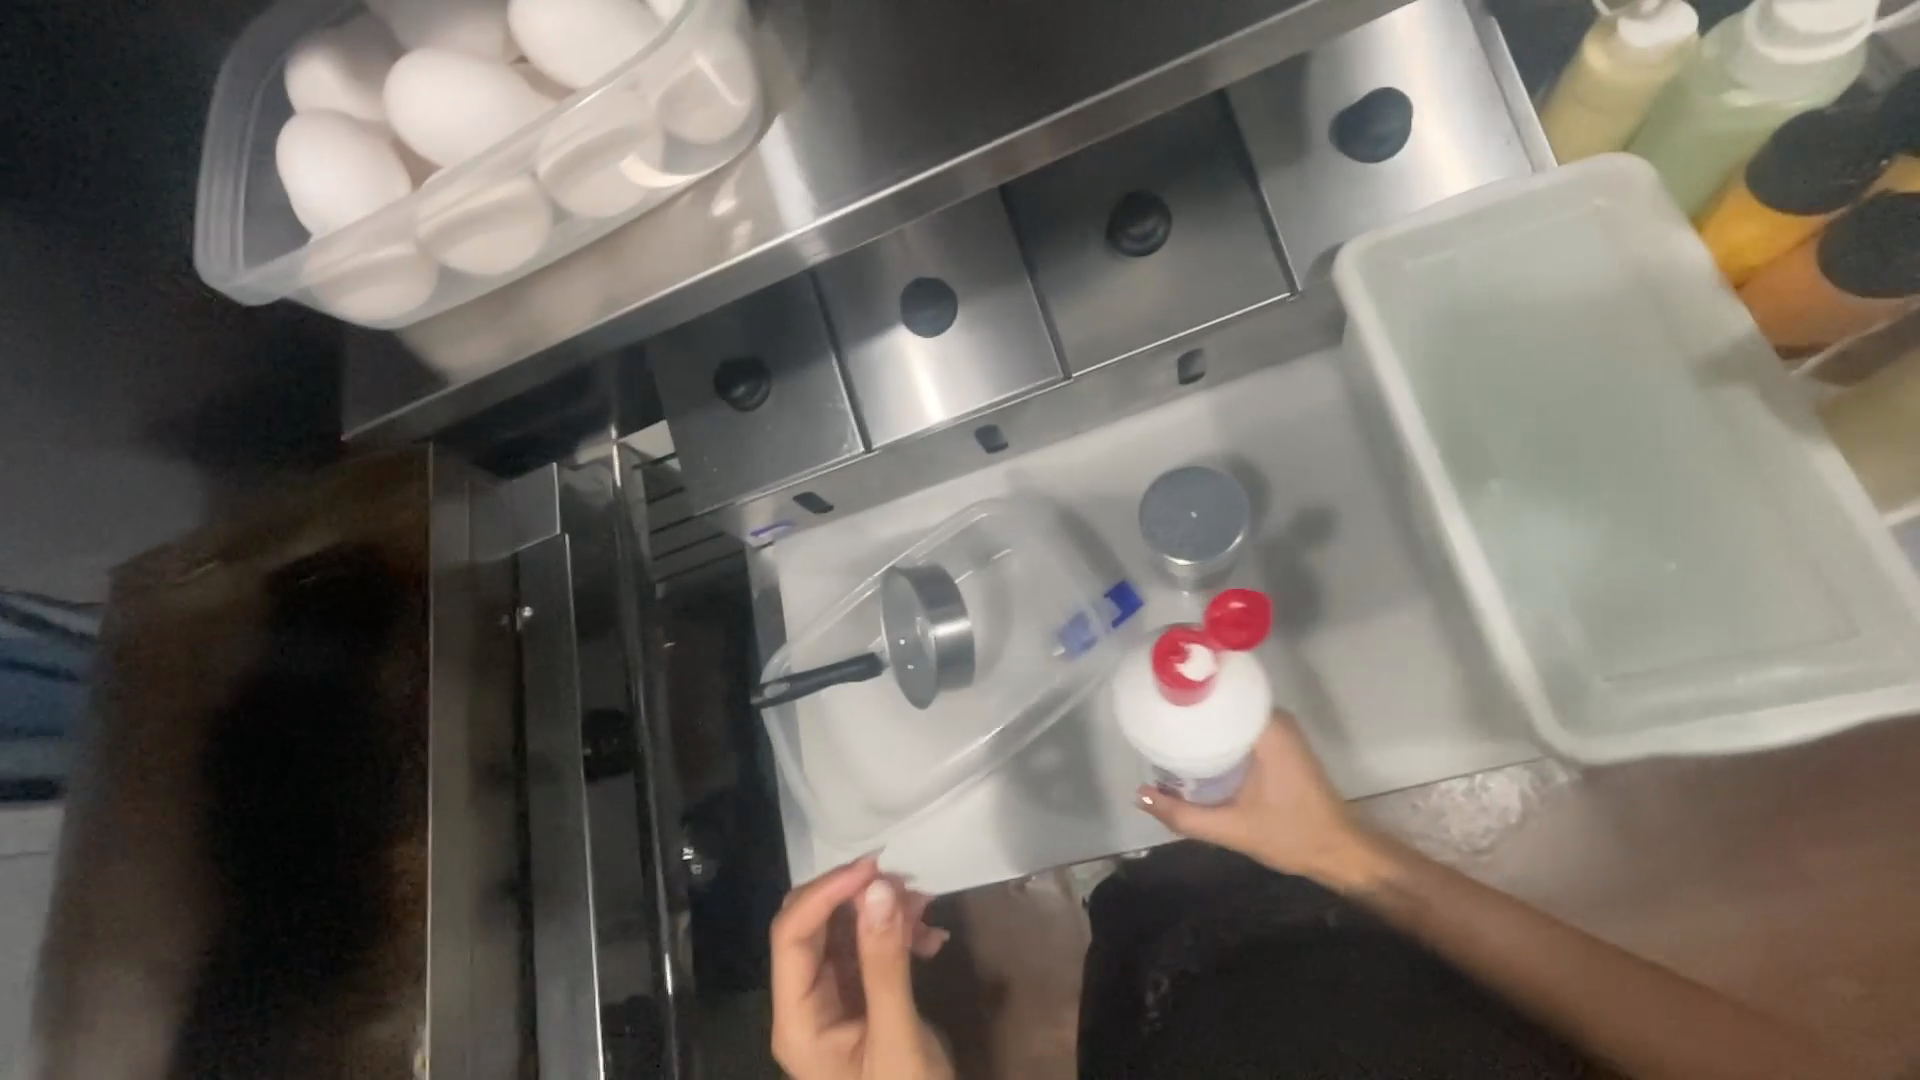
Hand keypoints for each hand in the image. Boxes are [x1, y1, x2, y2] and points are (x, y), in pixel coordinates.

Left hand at [770, 855, 954, 1079]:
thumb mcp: (898, 1039)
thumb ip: (885, 963)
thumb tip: (878, 887)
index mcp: (796, 1018)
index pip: (792, 934)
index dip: (826, 892)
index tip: (874, 868)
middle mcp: (805, 1001)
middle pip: (812, 924)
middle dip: (856, 896)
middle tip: (904, 882)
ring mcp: (833, 998)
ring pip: (843, 928)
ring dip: (882, 910)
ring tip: (925, 906)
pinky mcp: (860, 997)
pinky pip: (868, 945)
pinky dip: (897, 930)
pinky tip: (931, 935)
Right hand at [1136, 711, 1385, 890]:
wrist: (1339, 854)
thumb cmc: (1292, 836)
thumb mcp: (1231, 829)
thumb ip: (1183, 814)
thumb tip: (1140, 795)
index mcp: (1267, 729)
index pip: (1222, 690)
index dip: (1189, 689)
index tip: (1159, 692)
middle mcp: (1275, 720)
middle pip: (1224, 699)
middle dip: (1191, 703)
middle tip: (1155, 708)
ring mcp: (1279, 730)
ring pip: (1231, 712)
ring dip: (1204, 718)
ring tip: (1168, 721)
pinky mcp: (1279, 743)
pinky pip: (1240, 725)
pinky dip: (1217, 731)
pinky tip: (1193, 743)